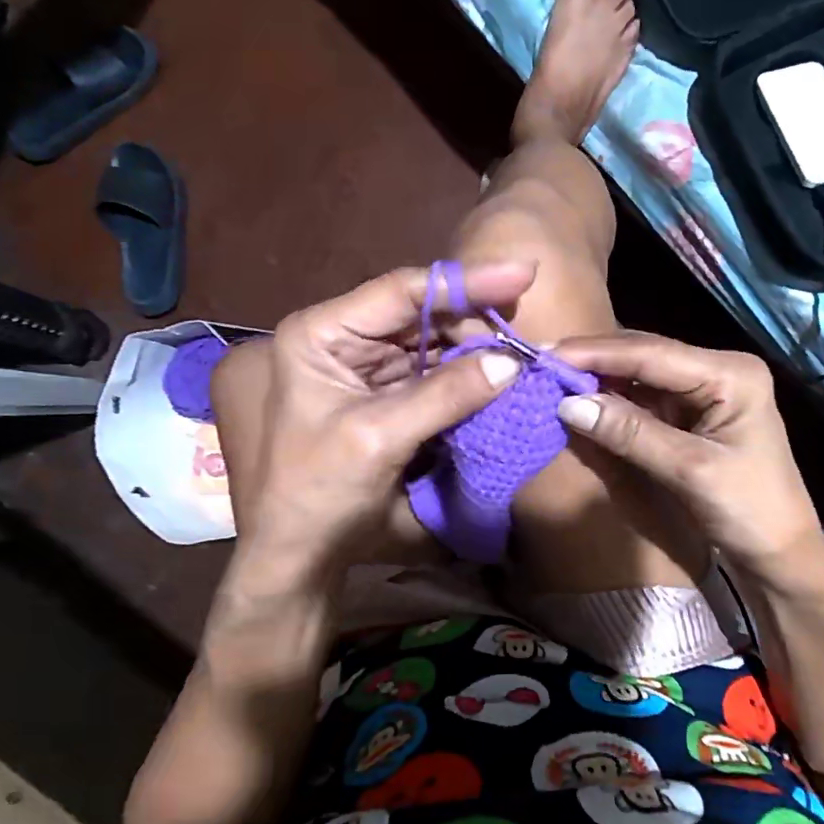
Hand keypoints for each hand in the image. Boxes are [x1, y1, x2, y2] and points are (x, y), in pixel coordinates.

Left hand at [240, 261, 534, 569]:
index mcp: (321, 334)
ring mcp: (365, 368)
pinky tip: (498, 372)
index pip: (399, 292)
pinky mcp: (386, 396)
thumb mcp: (379, 437)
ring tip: (521, 349)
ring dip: (474, 346)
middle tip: (525, 325)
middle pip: (418, 313)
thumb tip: (511, 361)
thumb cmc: (318, 490)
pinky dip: (466, 374)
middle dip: (473, 317)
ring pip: (431, 342)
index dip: (463, 282)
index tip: (521, 273)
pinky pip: (433, 374)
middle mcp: (342, 340)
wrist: (298, 550)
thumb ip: (444, 395)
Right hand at [550, 332, 823, 599]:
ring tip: (550, 378)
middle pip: (643, 355)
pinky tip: (580, 399)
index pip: (651, 353)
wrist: (779, 554)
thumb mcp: (689, 471)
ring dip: (596, 378)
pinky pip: (640, 398)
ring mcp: (701, 391)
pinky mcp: (688, 413)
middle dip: (592, 360)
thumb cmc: (749, 511)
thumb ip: (630, 433)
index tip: (547, 355)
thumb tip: (567, 403)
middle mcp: (716, 370)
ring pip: (637, 375)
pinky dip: (609, 401)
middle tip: (540, 364)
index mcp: (730, 374)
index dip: (596, 352)